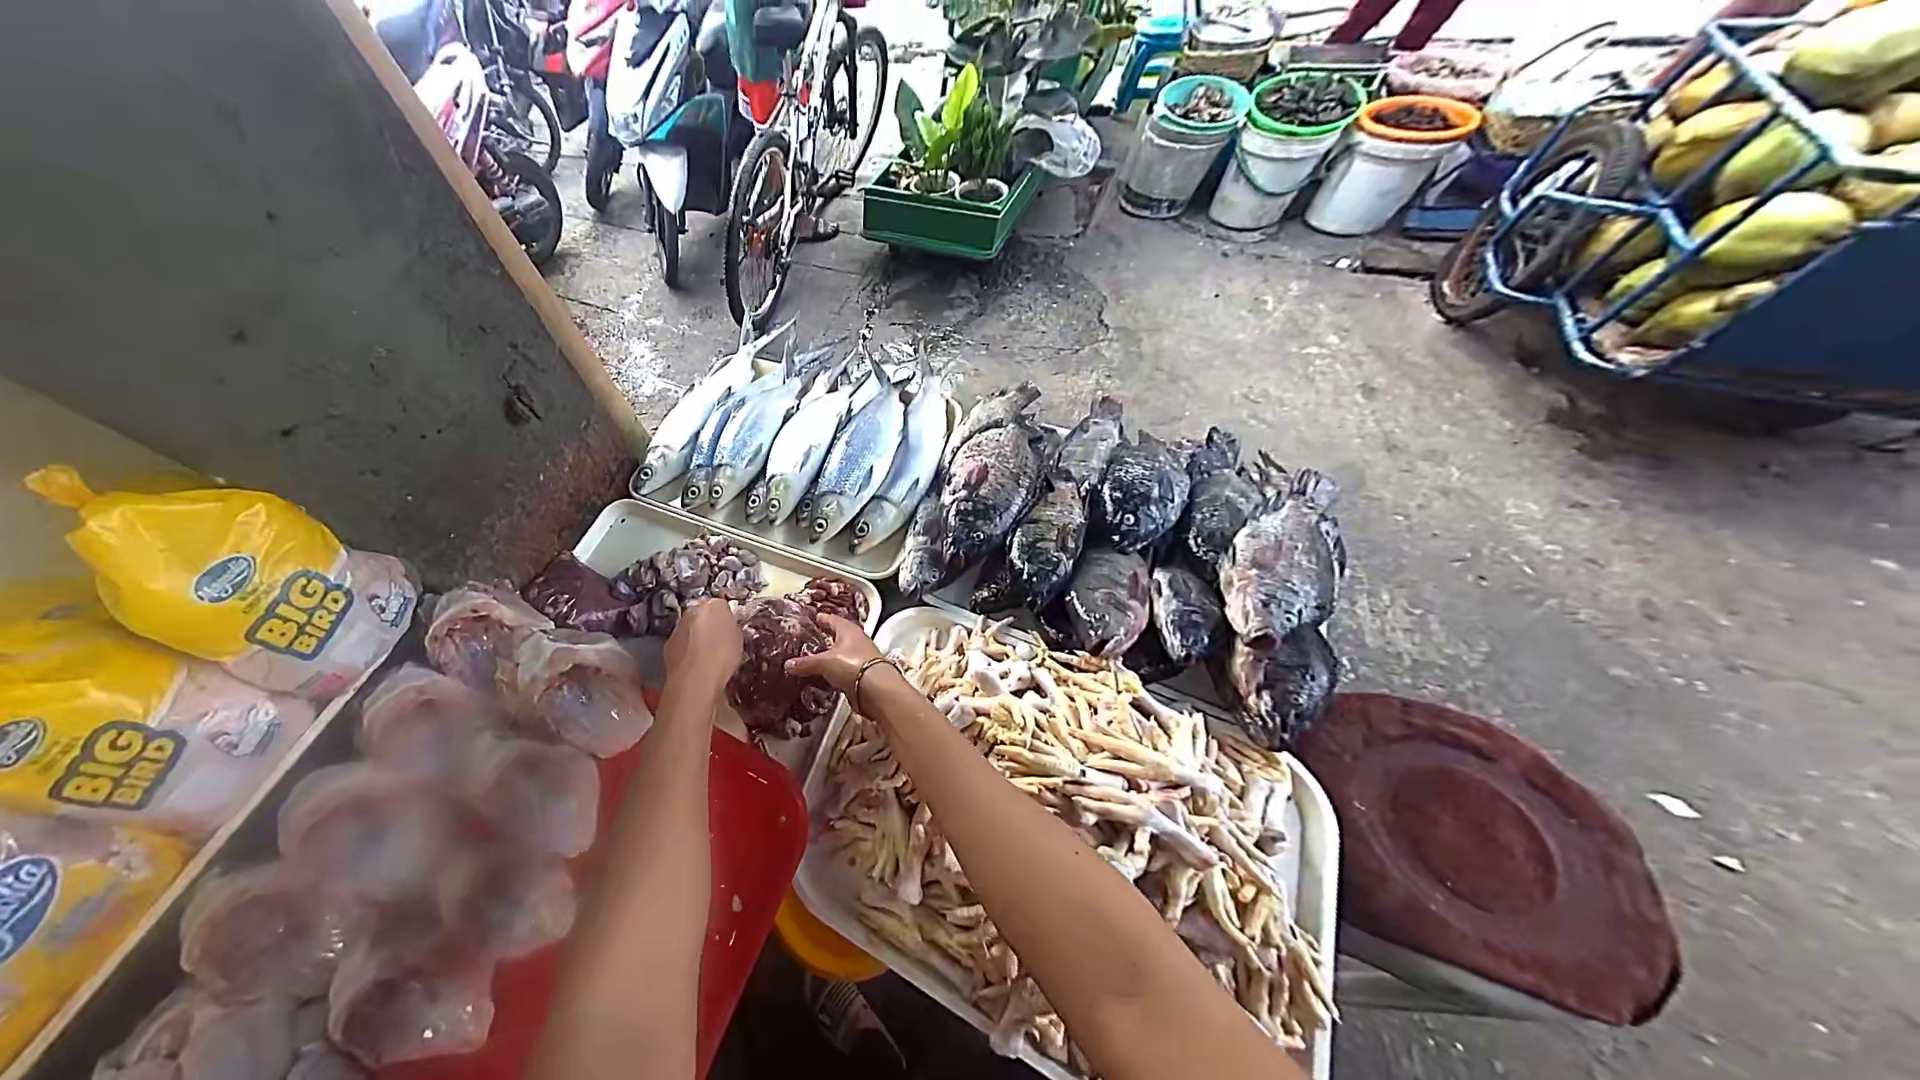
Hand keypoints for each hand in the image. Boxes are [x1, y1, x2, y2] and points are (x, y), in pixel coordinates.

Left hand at [664, 598, 742, 692]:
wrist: (696, 677)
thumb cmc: (723, 656)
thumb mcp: (739, 639)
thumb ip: (732, 627)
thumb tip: (728, 628)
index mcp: (715, 605)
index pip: (722, 605)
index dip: (726, 618)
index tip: (729, 630)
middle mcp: (693, 610)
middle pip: (703, 614)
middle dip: (709, 624)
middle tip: (719, 640)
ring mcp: (678, 626)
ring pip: (690, 627)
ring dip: (696, 636)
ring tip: (707, 654)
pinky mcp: (668, 643)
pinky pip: (681, 642)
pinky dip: (687, 648)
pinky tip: (695, 661)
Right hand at [784, 614, 882, 693]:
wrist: (877, 689)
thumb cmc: (852, 665)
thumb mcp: (824, 662)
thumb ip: (806, 663)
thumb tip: (788, 664)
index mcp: (849, 630)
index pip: (834, 620)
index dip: (825, 618)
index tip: (817, 617)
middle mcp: (858, 640)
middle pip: (841, 635)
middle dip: (829, 636)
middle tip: (816, 637)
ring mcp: (862, 657)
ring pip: (844, 652)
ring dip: (833, 654)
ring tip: (818, 657)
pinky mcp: (863, 674)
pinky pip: (846, 668)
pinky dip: (838, 669)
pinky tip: (829, 675)